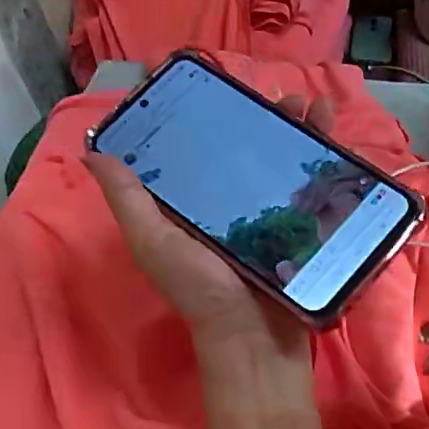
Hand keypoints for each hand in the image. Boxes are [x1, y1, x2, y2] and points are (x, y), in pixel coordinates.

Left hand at [85, 94, 333, 360]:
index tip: (224, 87)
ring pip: (285, 162)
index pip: (203, 150)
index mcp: (197, 205)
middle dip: (266, 119)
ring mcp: (272, 218)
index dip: (213, 116)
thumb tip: (94, 150)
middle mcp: (234, 206)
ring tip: (312, 107)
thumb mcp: (156, 244)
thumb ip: (130, 201)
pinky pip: (315, 187)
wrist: (256, 340)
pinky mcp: (303, 231)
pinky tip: (333, 134)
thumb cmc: (202, 292)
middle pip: (251, 150)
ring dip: (300, 130)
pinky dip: (326, 159)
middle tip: (280, 96)